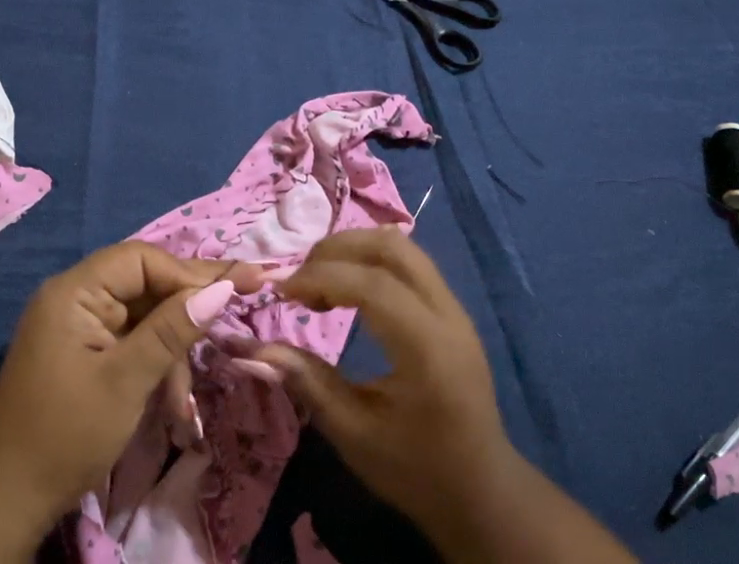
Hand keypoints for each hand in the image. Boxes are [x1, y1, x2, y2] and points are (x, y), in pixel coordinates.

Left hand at [0, 242, 263, 529]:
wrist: (9, 496)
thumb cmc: (67, 434)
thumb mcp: (127, 381)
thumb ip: (172, 330)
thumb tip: (222, 288)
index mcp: (73, 292)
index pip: (141, 259)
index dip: (190, 272)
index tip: (238, 287)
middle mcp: (73, 298)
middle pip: (143, 283)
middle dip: (188, 307)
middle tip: (249, 296)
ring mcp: (76, 326)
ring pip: (142, 316)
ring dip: (171, 351)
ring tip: (184, 400)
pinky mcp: (82, 352)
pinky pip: (129, 341)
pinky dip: (154, 365)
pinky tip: (171, 402)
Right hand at [254, 230, 634, 562]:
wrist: (482, 490)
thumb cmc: (417, 470)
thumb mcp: (354, 435)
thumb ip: (308, 383)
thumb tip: (256, 350)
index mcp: (427, 349)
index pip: (373, 285)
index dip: (320, 277)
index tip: (281, 294)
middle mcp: (448, 316)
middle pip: (391, 247)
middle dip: (335, 251)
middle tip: (299, 283)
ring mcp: (455, 309)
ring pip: (402, 248)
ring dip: (352, 251)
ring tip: (318, 284)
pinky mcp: (451, 312)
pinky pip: (409, 264)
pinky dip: (369, 262)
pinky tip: (345, 291)